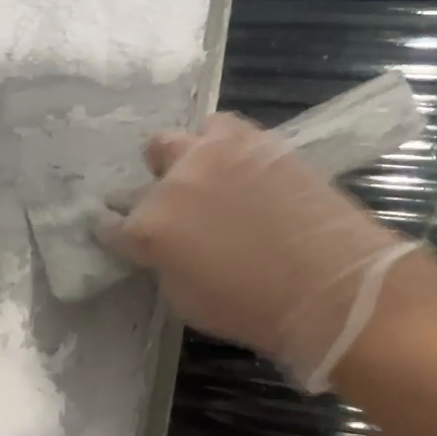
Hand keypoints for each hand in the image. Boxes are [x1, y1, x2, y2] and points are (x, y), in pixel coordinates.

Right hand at [93, 113, 420, 391]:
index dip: (108, 231)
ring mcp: (211, 157)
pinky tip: (227, 162)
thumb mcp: (184, 299)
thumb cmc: (250, 308)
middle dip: (139, 197)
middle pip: (135, 183)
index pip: (107, 225)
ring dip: (172, 159)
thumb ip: (162, 264)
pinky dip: (215, 142)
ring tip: (190, 176)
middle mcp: (169, 186)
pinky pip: (219, 127)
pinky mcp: (253, 141)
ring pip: (171, 141)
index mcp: (146, 231)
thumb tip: (162, 248)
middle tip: (157, 212)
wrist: (329, 285)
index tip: (114, 235)